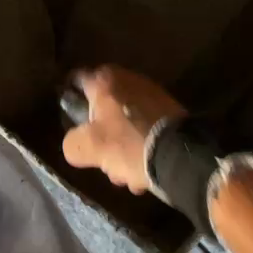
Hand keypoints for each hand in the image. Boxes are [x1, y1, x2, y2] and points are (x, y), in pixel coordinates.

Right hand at [62, 65, 184, 193]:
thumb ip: (72, 144)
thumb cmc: (129, 144)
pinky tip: (144, 170)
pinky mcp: (169, 111)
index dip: (69, 102)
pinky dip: (141, 146)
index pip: (75, 81)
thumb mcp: (90, 147)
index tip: (71, 123)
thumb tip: (74, 144)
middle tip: (105, 161)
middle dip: (102, 138)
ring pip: (124, 122)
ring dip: (122, 147)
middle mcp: (126, 78)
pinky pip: (145, 127)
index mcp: (104, 80)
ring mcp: (151, 94)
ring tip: (128, 174)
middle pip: (101, 109)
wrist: (183, 155)